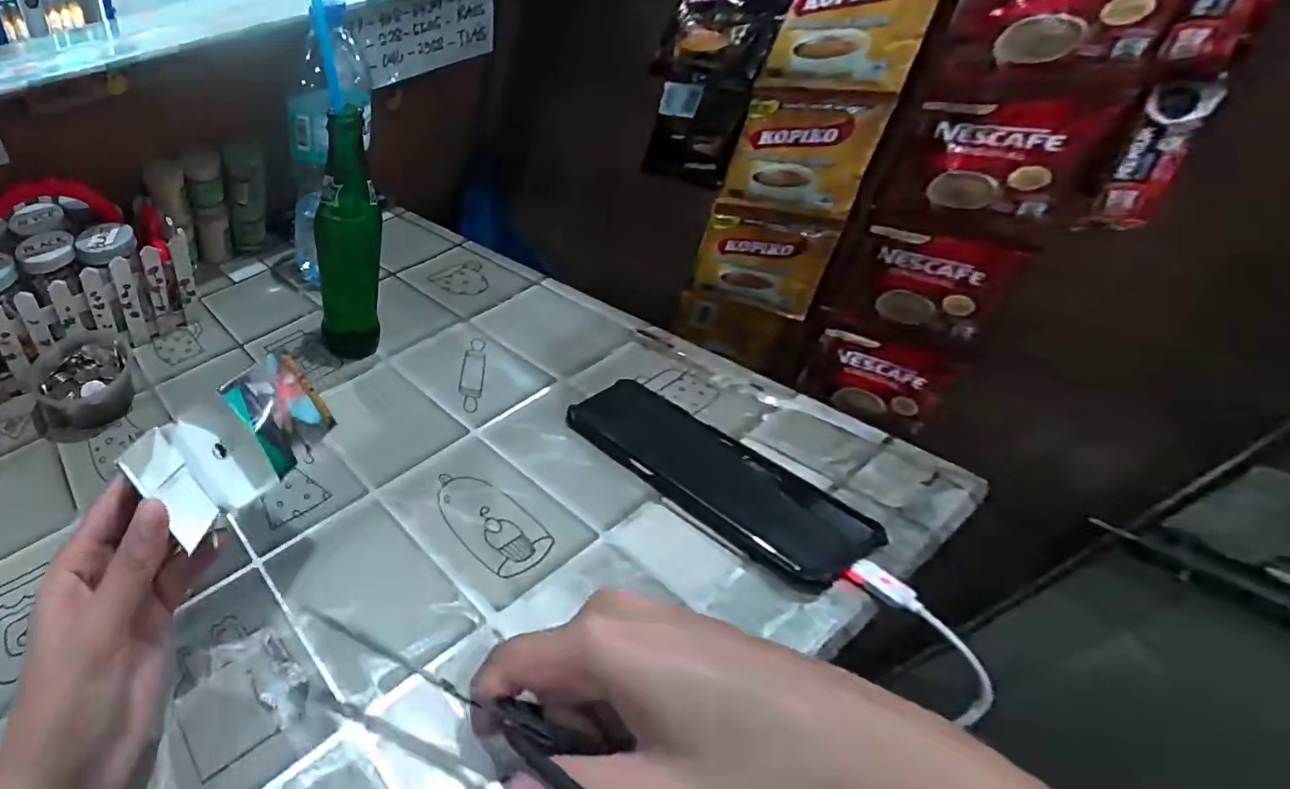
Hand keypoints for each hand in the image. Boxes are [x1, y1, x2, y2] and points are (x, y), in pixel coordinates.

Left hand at [0, 479, 216, 788]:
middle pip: (140, 526)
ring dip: (188, 525)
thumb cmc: (71, 693)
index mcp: (76, 569)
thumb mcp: (99, 625)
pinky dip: (197, 560)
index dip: (137, 479)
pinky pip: (178, 580)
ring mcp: (133, 599)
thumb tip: (159, 501)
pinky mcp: (157, 622)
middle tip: (209, 464)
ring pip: (163, 550)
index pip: (108, 511)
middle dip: (169, 497)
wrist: (78, 776)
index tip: (171, 446)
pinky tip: (220, 540)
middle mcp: (105, 575)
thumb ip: (132, 564)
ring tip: (221, 494)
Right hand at [470, 591, 1041, 788]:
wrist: (891, 767)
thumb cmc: (760, 778)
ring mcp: (657, 615)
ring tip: (661, 774)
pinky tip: (688, 752)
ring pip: (594, 672)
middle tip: (615, 786)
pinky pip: (632, 664)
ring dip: (604, 728)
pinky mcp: (690, 629)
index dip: (491, 713)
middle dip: (563, 734)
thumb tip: (510, 784)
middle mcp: (616, 610)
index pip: (510, 663)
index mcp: (598, 637)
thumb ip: (570, 786)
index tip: (500, 767)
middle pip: (555, 672)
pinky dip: (636, 711)